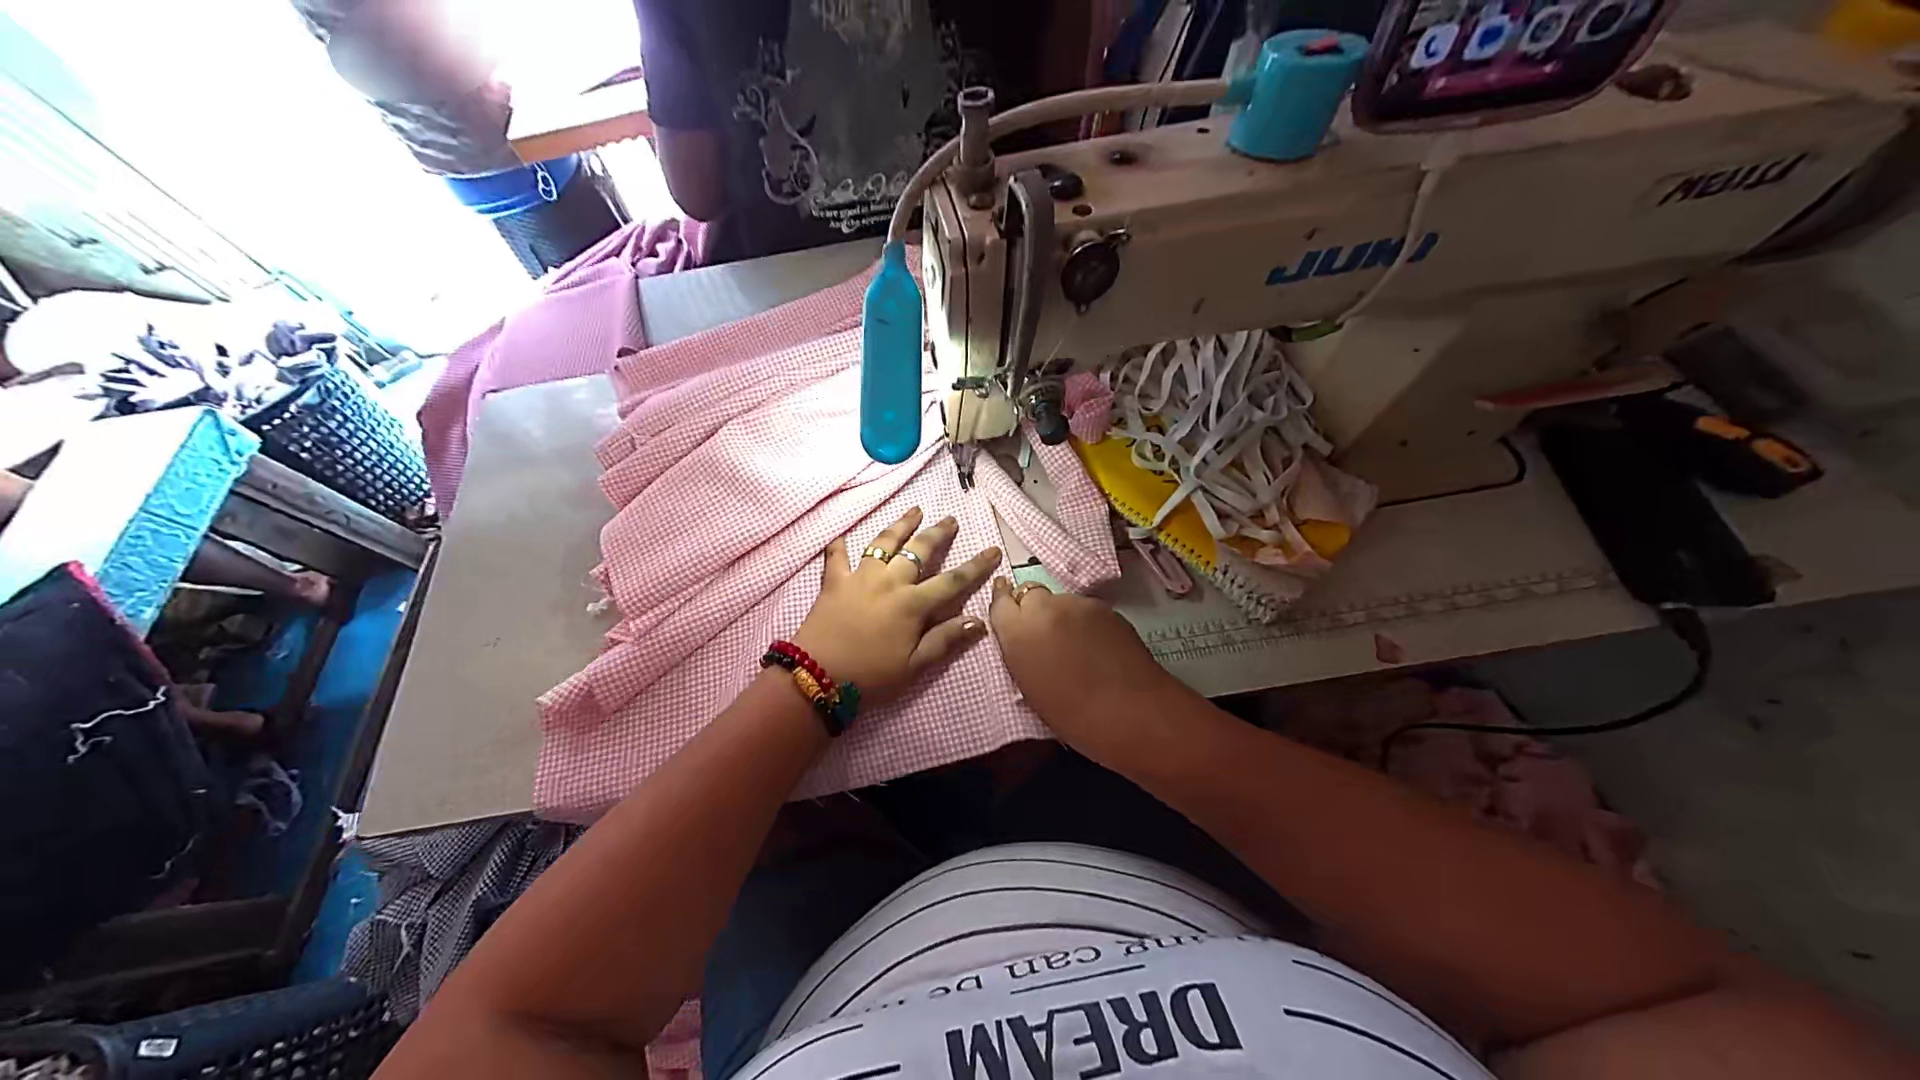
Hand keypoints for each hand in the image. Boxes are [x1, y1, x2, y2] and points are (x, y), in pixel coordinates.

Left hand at [790, 508, 1002, 706]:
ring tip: (914, 511)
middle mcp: (889, 582)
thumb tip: (978, 620)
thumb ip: (945, 640)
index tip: (992, 550)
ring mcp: (860, 577)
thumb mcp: (914, 665)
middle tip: (950, 519)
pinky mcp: (834, 582)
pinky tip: (841, 535)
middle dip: (938, 533)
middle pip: (919, 550)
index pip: (952, 581)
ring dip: (900, 525)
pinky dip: (839, 545)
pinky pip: (837, 557)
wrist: (817, 675)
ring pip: (883, 543)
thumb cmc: (871, 676)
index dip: (975, 566)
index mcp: (913, 604)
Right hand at [988, 579, 1191, 768]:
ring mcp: (1078, 604)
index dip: (1004, 606)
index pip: (1000, 603)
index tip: (1009, 613)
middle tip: (1042, 634)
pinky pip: (1085, 609)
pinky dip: (1084, 622)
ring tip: (1074, 645)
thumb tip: (1024, 640)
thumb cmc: (1072, 716)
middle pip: (1030, 594)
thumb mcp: (1029, 686)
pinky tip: (1096, 646)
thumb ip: (1020, 652)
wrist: (1132, 712)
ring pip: (1060, 602)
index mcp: (1018, 632)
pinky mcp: (1106, 607)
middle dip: (1032, 609)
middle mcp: (1045, 608)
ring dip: (1061, 616)